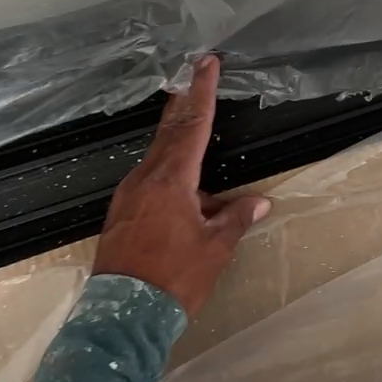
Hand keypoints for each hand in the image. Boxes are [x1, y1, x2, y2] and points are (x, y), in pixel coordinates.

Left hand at [92, 56, 269, 314]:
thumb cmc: (175, 278)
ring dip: (177, 131)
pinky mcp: (122, 212)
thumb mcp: (215, 247)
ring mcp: (129, 194)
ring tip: (191, 114)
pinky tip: (182, 177)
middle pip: (170, 130)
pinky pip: (149, 175)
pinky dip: (167, 162)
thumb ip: (236, 218)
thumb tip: (259, 202)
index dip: (203, 92)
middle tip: (195, 70)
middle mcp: (146, 179)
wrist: (122, 317)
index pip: (193, 126)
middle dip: (186, 99)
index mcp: (171, 180)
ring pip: (158, 153)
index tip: (207, 64)